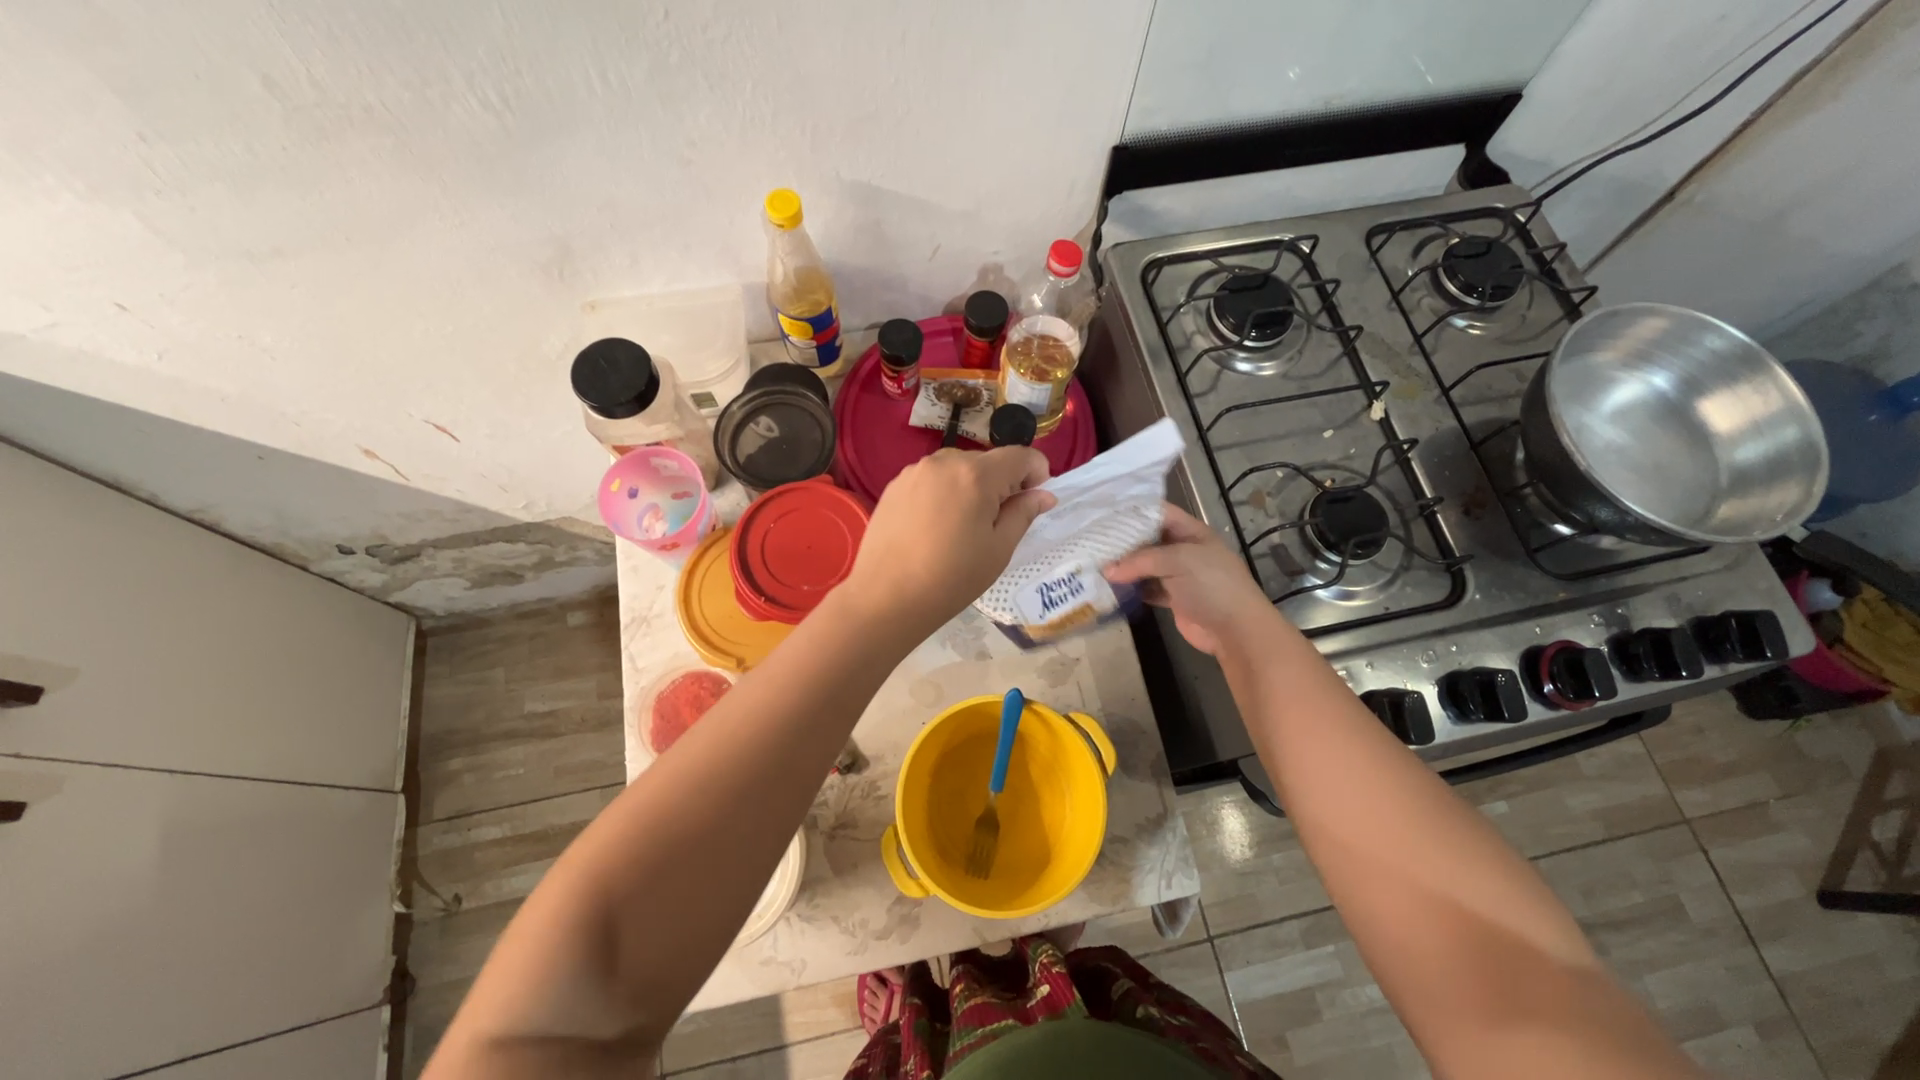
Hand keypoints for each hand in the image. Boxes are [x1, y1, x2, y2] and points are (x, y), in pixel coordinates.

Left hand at [840, 448, 1056, 635]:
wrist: (886, 597)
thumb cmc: (952, 578)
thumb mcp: (998, 549)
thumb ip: (1023, 513)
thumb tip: (1043, 494)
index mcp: (976, 474)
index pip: (1021, 455)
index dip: (1037, 474)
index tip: (1032, 503)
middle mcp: (944, 461)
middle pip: (987, 461)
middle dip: (1001, 484)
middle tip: (995, 525)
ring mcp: (915, 471)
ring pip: (957, 469)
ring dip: (970, 488)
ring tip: (960, 529)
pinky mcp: (894, 486)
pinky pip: (932, 480)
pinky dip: (943, 494)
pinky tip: (934, 529)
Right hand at [1105, 503, 1277, 654]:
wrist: (1235, 630)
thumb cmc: (1212, 585)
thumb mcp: (1178, 561)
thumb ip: (1141, 561)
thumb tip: (1107, 570)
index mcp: (1192, 532)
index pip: (1159, 513)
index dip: (1133, 513)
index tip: (1104, 515)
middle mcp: (1184, 550)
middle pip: (1149, 540)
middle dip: (1123, 542)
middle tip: (1092, 541)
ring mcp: (1179, 575)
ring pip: (1146, 566)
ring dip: (1125, 567)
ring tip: (1095, 563)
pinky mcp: (1174, 598)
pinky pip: (1147, 588)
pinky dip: (1131, 589)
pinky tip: (1110, 588)